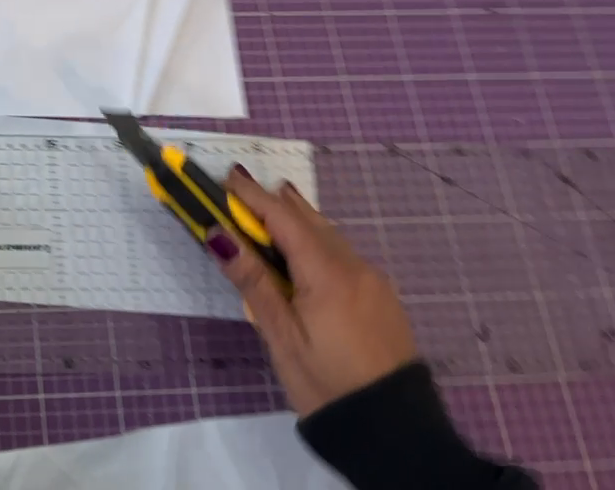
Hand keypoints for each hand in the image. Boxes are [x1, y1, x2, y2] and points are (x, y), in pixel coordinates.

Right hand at [210, 167, 417, 415]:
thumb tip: (217, 234)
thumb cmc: (328, 385)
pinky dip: (312, 242)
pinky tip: (296, 256)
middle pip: (308, 219)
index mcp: (328, 274)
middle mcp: (356, 267)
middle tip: (234, 196)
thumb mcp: (281, 336)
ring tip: (260, 219)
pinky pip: (340, 254)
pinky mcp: (381, 298)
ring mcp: (374, 282)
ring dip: (292, 222)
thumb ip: (252, 280)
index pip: (283, 217)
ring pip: (327, 235)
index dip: (251, 195)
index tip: (223, 177)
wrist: (397, 437)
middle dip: (270, 203)